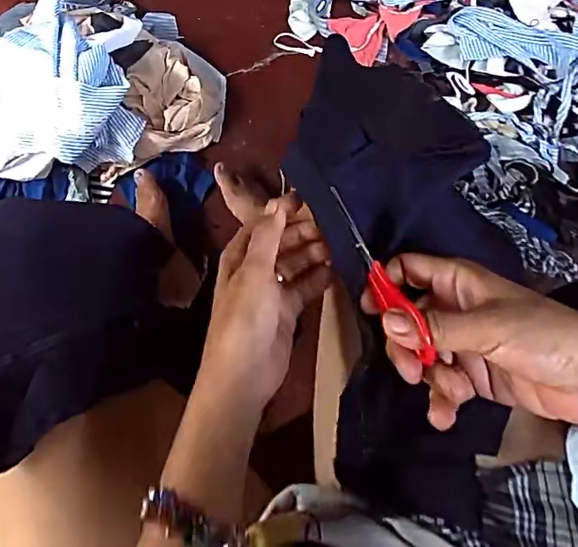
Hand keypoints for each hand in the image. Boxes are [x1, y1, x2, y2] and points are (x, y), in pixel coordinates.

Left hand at [197, 199, 332, 415]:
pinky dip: (319, 277)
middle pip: (282, 242)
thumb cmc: (244, 318)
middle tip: (331, 226)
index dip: (282, 211)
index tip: (309, 200)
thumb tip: (277, 203)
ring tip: (337, 246)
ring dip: (314, 253)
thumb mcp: (253, 272)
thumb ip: (267, 236)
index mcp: (239, 257)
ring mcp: (271, 290)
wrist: (242, 378)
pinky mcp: (287, 311)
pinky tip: (337, 269)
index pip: (263, 224)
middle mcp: (255, 269)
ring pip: (296, 263)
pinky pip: (305, 286)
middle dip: (303, 232)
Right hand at [363, 253, 577, 429]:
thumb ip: (436, 327)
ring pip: (424, 353)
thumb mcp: (487, 328)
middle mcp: (458, 308)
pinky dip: (441, 399)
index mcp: (460, 282)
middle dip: (405, 343)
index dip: (388, 283)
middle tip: (411, 366)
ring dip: (426, 376)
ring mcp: (466, 342)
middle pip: (410, 317)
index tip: (371, 307)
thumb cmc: (544, 334)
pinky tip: (445, 413)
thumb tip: (389, 319)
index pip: (412, 269)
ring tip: (446, 392)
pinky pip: (444, 384)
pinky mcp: (476, 374)